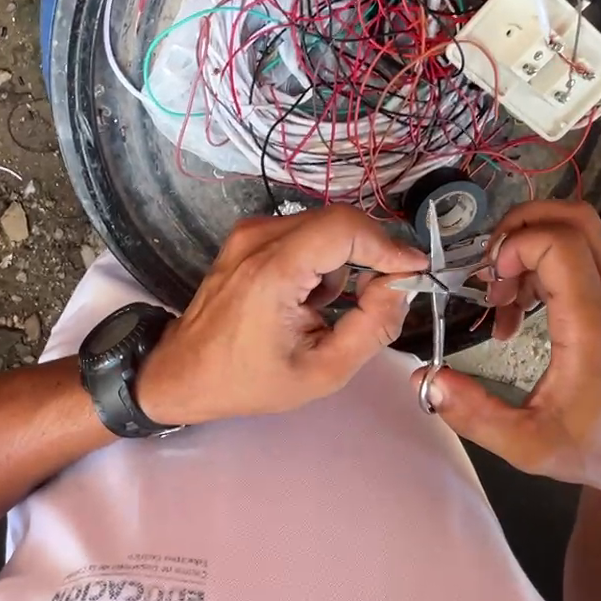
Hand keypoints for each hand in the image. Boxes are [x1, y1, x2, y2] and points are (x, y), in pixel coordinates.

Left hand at [136, 205, 426, 425]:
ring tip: (323, 308)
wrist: (185, 371)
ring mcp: (249, 231)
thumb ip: (371, 327)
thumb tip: (402, 286)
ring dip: (342, 260)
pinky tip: (304, 296)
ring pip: (323, 225)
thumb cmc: (250, 379)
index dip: (387, 245)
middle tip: (381, 295)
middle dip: (370, 254)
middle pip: (337, 221)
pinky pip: (302, 231)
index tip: (415, 270)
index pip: (344, 228)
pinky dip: (319, 258)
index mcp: (274, 269)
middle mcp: (259, 237)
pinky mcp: (247, 235)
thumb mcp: (323, 370)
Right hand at [413, 200, 600, 503]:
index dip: (516, 244)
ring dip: (530, 246)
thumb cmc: (592, 452)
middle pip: (577, 219)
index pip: (562, 244)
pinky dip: (541, 264)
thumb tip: (426, 378)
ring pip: (580, 231)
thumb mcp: (526, 447)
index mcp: (593, 329)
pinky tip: (520, 309)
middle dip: (521, 227)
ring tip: (503, 296)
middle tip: (492, 269)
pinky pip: (579, 256)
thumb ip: (475, 414)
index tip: (492, 282)